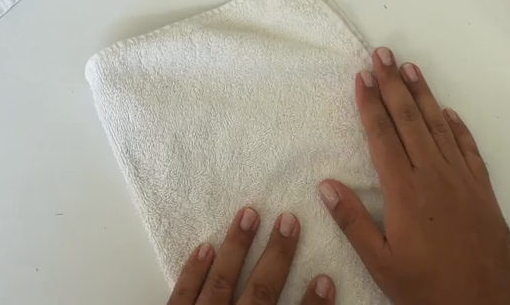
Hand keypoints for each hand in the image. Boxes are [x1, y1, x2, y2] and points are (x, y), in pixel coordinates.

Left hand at [169, 205, 334, 304]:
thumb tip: (311, 292)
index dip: (312, 304)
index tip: (326, 278)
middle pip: (260, 292)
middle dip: (277, 256)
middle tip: (290, 219)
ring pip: (222, 283)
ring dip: (237, 247)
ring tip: (249, 213)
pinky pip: (182, 295)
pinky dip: (193, 271)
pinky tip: (205, 247)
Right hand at [319, 49, 509, 304]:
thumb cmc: (430, 289)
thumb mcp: (382, 265)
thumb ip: (354, 222)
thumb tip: (326, 185)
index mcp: (404, 190)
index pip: (382, 134)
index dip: (370, 102)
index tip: (362, 75)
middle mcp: (432, 174)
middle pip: (409, 118)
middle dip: (393, 83)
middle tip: (383, 53)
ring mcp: (461, 179)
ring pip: (438, 125)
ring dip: (423, 94)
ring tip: (411, 68)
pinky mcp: (482, 190)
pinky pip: (468, 149)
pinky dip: (457, 127)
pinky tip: (449, 112)